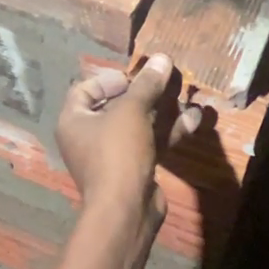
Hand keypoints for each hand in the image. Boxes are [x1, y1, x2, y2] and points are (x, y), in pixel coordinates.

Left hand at [55, 55, 202, 220]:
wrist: (126, 209)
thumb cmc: (118, 152)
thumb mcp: (132, 111)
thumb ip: (147, 84)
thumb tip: (162, 58)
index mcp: (74, 121)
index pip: (83, 90)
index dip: (107, 79)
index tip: (131, 78)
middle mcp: (88, 137)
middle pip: (114, 106)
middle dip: (143, 93)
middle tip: (163, 82)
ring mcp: (111, 156)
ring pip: (137, 125)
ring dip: (161, 110)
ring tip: (184, 95)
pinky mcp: (133, 170)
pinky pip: (149, 143)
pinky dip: (168, 131)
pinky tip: (194, 119)